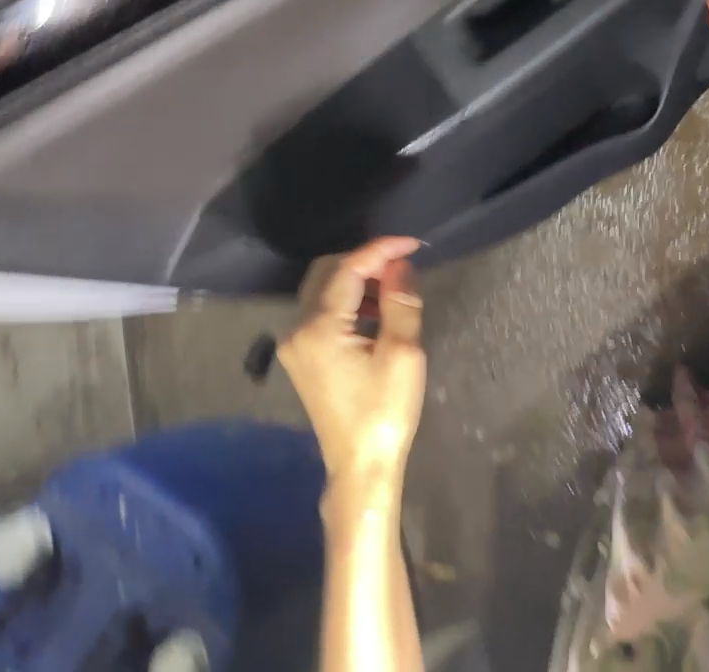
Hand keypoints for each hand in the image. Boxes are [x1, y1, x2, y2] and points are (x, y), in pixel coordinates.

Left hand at [279, 237, 425, 499]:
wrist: (361, 465)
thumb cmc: (385, 410)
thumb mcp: (403, 352)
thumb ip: (400, 301)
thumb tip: (399, 264)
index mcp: (319, 327)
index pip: (348, 269)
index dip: (381, 249)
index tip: (413, 243)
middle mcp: (297, 330)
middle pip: (327, 272)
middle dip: (366, 260)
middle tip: (403, 265)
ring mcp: (295, 345)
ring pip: (322, 290)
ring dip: (357, 280)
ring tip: (395, 289)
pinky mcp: (302, 357)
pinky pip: (321, 311)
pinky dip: (348, 300)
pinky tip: (376, 313)